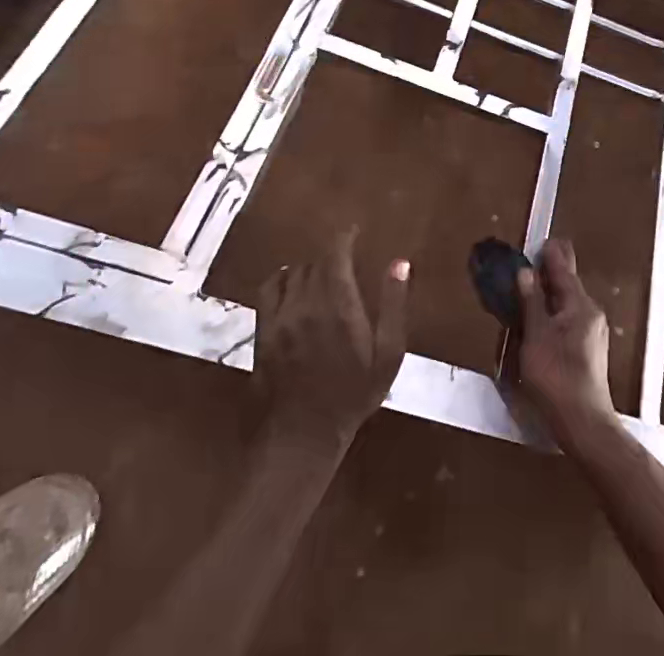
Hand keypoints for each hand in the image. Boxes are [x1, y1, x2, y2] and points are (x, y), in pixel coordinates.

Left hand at [254, 227, 407, 446]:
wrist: (304, 432)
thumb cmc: (355, 393)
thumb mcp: (388, 352)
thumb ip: (394, 304)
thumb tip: (400, 264)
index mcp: (339, 305)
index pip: (336, 255)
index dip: (344, 237)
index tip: (354, 231)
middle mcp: (306, 303)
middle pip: (314, 263)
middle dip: (331, 256)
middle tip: (345, 261)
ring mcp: (280, 317)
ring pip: (292, 274)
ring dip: (309, 268)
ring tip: (322, 273)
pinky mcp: (263, 331)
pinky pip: (268, 290)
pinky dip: (281, 279)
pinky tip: (290, 285)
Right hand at [513, 240, 615, 447]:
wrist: (583, 420)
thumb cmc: (556, 376)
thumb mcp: (535, 336)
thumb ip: (531, 303)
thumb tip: (526, 272)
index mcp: (580, 306)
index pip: (564, 270)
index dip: (552, 255)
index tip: (543, 240)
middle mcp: (591, 314)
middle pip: (569, 286)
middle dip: (551, 273)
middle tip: (533, 260)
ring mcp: (593, 333)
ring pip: (569, 304)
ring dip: (551, 294)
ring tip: (531, 288)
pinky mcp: (588, 350)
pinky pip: (570, 320)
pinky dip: (554, 313)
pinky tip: (541, 320)